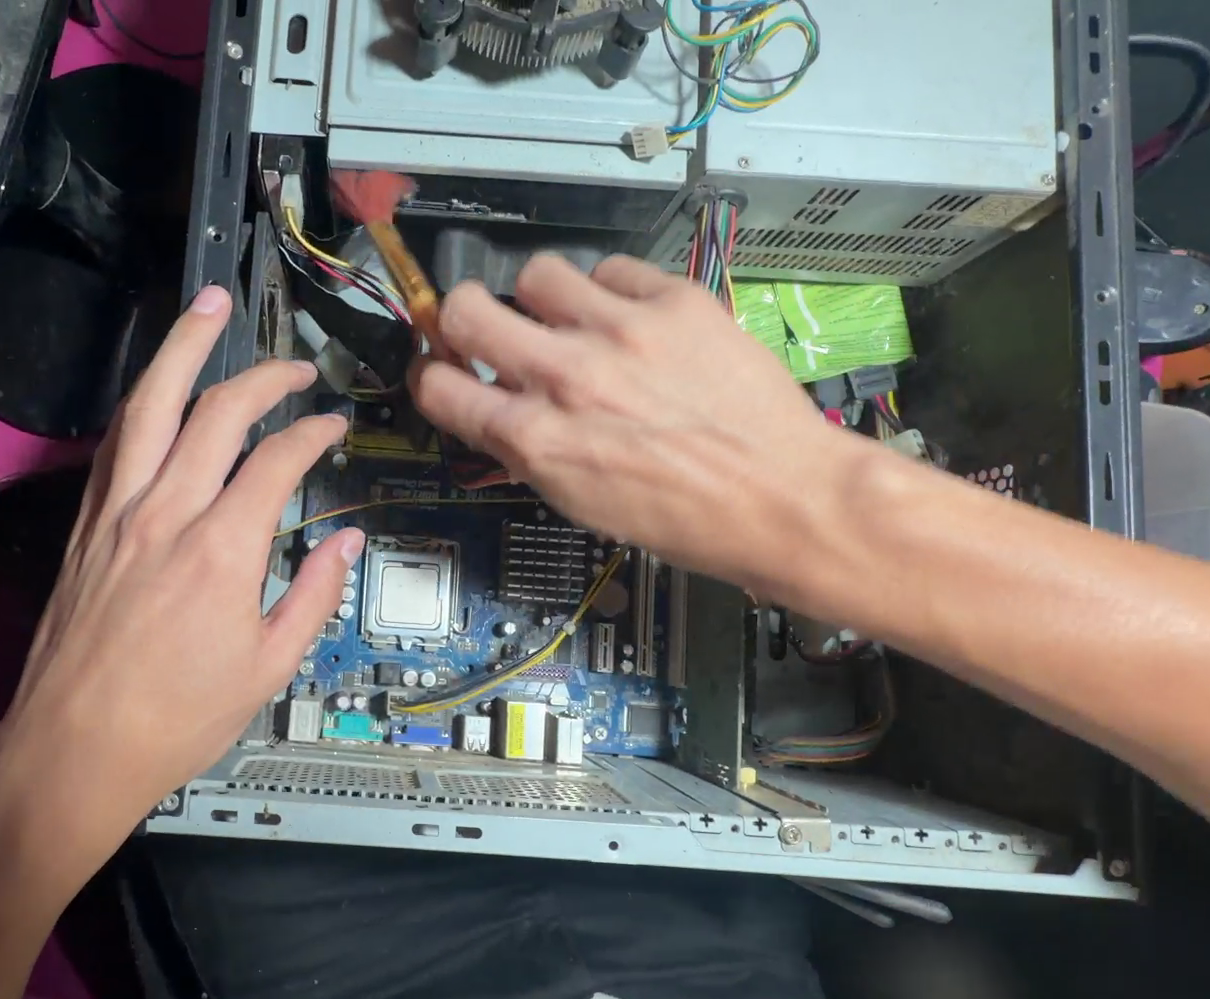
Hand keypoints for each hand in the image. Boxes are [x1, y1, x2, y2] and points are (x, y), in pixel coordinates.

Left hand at [0, 286, 361, 871]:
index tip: (335, 426)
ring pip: (150, 405)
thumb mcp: (269, 668)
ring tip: (208, 305)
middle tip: (296, 366)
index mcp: (222, 548)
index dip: (314, 432)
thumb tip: (346, 541)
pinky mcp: (84, 524)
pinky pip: (115, 443)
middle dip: (264, 376)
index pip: (278, 459)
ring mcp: (116, 511)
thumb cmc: (180, 719)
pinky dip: (142, 404)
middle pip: (216, 411)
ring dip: (182, 348)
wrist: (74, 749)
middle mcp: (166, 512)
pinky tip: (156, 389)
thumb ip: (313, 595)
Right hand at [413, 253, 861, 596]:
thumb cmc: (681, 518)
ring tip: (568, 322)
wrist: (780, 496)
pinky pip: (611, 269)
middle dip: (461, 321)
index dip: (430, 377)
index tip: (440, 372)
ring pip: (536, 274)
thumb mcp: (578, 503)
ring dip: (540, 300)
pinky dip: (609, 292)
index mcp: (536, 438)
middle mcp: (567, 376)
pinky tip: (628, 321)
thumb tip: (491, 417)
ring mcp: (620, 330)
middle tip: (485, 333)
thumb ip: (524, 452)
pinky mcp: (673, 300)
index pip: (438, 386)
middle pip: (465, 310)